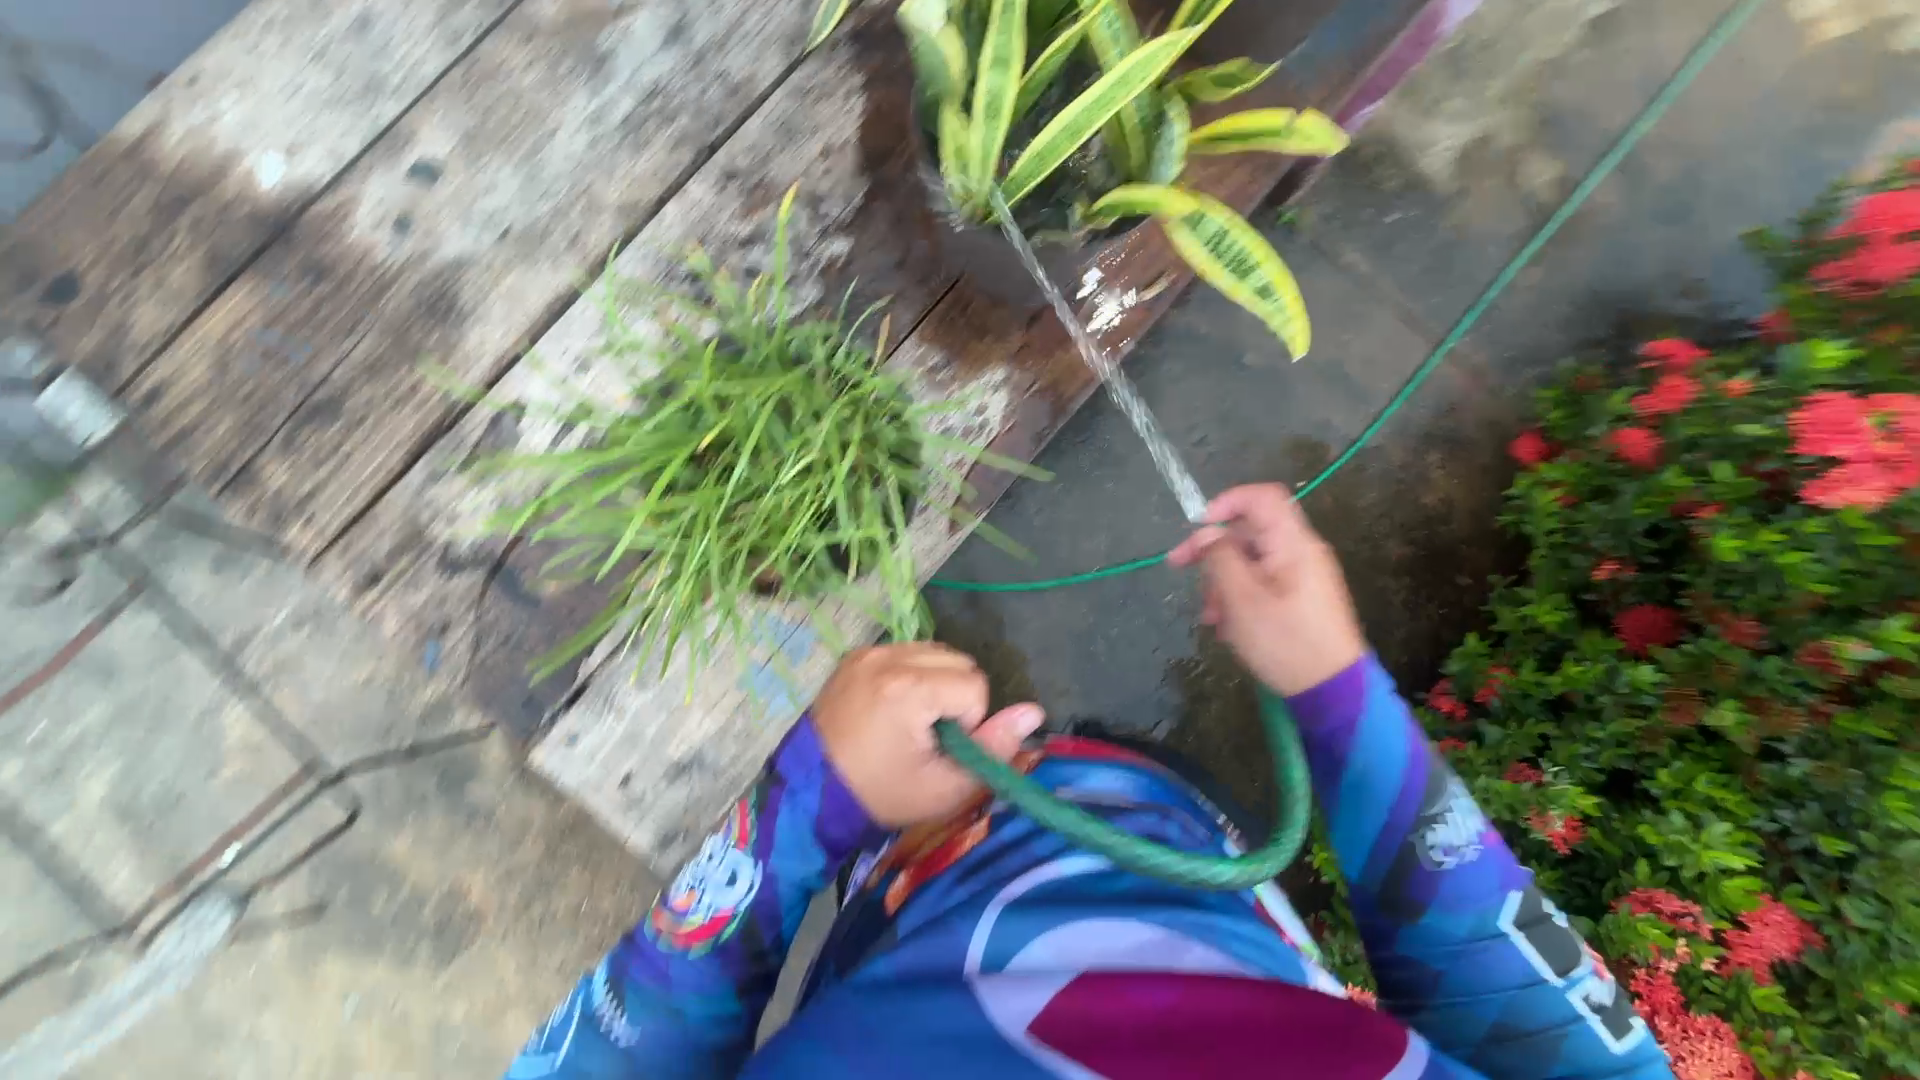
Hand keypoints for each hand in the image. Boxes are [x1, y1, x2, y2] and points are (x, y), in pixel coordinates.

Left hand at [811, 643, 1045, 827]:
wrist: (813, 793)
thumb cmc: (883, 793)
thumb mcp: (945, 786)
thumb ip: (994, 748)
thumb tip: (1035, 711)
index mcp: (908, 689)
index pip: (974, 686)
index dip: (968, 722)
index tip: (938, 748)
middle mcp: (888, 658)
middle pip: (958, 660)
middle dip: (955, 697)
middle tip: (927, 735)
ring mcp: (868, 652)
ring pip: (935, 652)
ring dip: (937, 682)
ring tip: (911, 720)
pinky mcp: (856, 654)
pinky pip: (906, 652)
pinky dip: (913, 674)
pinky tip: (894, 706)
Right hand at [1167, 484, 1366, 695]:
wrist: (1332, 690)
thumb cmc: (1284, 641)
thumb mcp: (1242, 599)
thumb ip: (1220, 558)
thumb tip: (1208, 533)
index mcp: (1291, 544)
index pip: (1261, 498)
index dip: (1226, 502)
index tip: (1197, 526)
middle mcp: (1300, 552)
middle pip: (1249, 532)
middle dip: (1213, 551)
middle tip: (1180, 570)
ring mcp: (1303, 576)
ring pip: (1250, 561)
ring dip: (1222, 581)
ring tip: (1210, 616)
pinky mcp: (1301, 599)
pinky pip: (1262, 583)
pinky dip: (1239, 596)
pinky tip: (1228, 626)